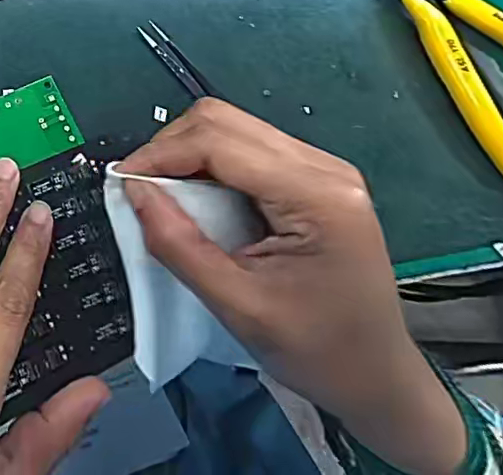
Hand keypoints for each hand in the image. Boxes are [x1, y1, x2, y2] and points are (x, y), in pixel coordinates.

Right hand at [117, 100, 466, 474]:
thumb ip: (178, 243)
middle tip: (143, 186)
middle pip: (221, 121)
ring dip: (185, 150)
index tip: (123, 182)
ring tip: (166, 190)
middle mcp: (324, 168)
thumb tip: (132, 189)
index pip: (218, 143)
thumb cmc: (316, 350)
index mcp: (318, 198)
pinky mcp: (311, 174)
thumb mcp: (236, 305)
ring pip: (228, 124)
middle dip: (170, 147)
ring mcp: (321, 167)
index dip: (161, 154)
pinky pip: (241, 142)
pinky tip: (198, 193)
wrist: (379, 382)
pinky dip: (205, 159)